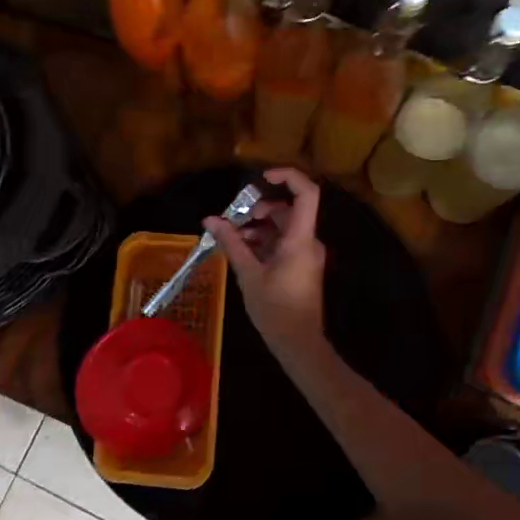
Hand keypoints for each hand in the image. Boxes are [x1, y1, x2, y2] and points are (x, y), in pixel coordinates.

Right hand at [203, 168, 325, 356]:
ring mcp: (308, 255)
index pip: (306, 193)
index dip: (288, 176)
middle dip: (261, 209)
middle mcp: (309, 242)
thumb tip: (210, 220)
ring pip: (286, 228)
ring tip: (234, 238)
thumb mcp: (249, 274)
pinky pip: (286, 243)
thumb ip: (232, 243)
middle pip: (290, 210)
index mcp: (301, 239)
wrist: (299, 343)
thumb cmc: (275, 309)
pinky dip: (267, 242)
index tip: (262, 177)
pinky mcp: (303, 267)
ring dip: (260, 227)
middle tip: (236, 219)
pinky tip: (244, 252)